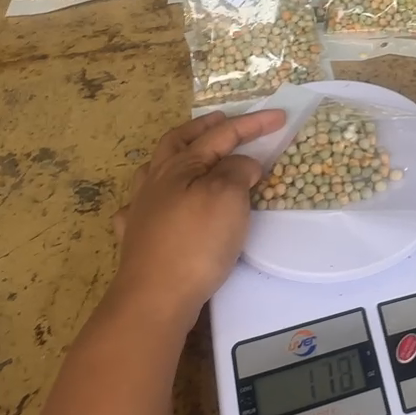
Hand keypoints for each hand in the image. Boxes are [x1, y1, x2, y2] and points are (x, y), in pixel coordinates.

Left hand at [109, 109, 284, 332]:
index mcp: (182, 165)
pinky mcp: (135, 238)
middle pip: (178, 141)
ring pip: (154, 169)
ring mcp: (141, 209)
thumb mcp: (228, 197)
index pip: (222, 135)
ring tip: (191, 154)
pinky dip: (150, 197)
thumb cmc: (196, 242)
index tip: (280, 116)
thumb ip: (238, 171)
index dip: (252, 124)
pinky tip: (155, 204)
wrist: (154, 297)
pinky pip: (138, 206)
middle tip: (222, 120)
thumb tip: (242, 164)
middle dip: (202, 127)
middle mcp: (157, 180)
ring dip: (175, 155)